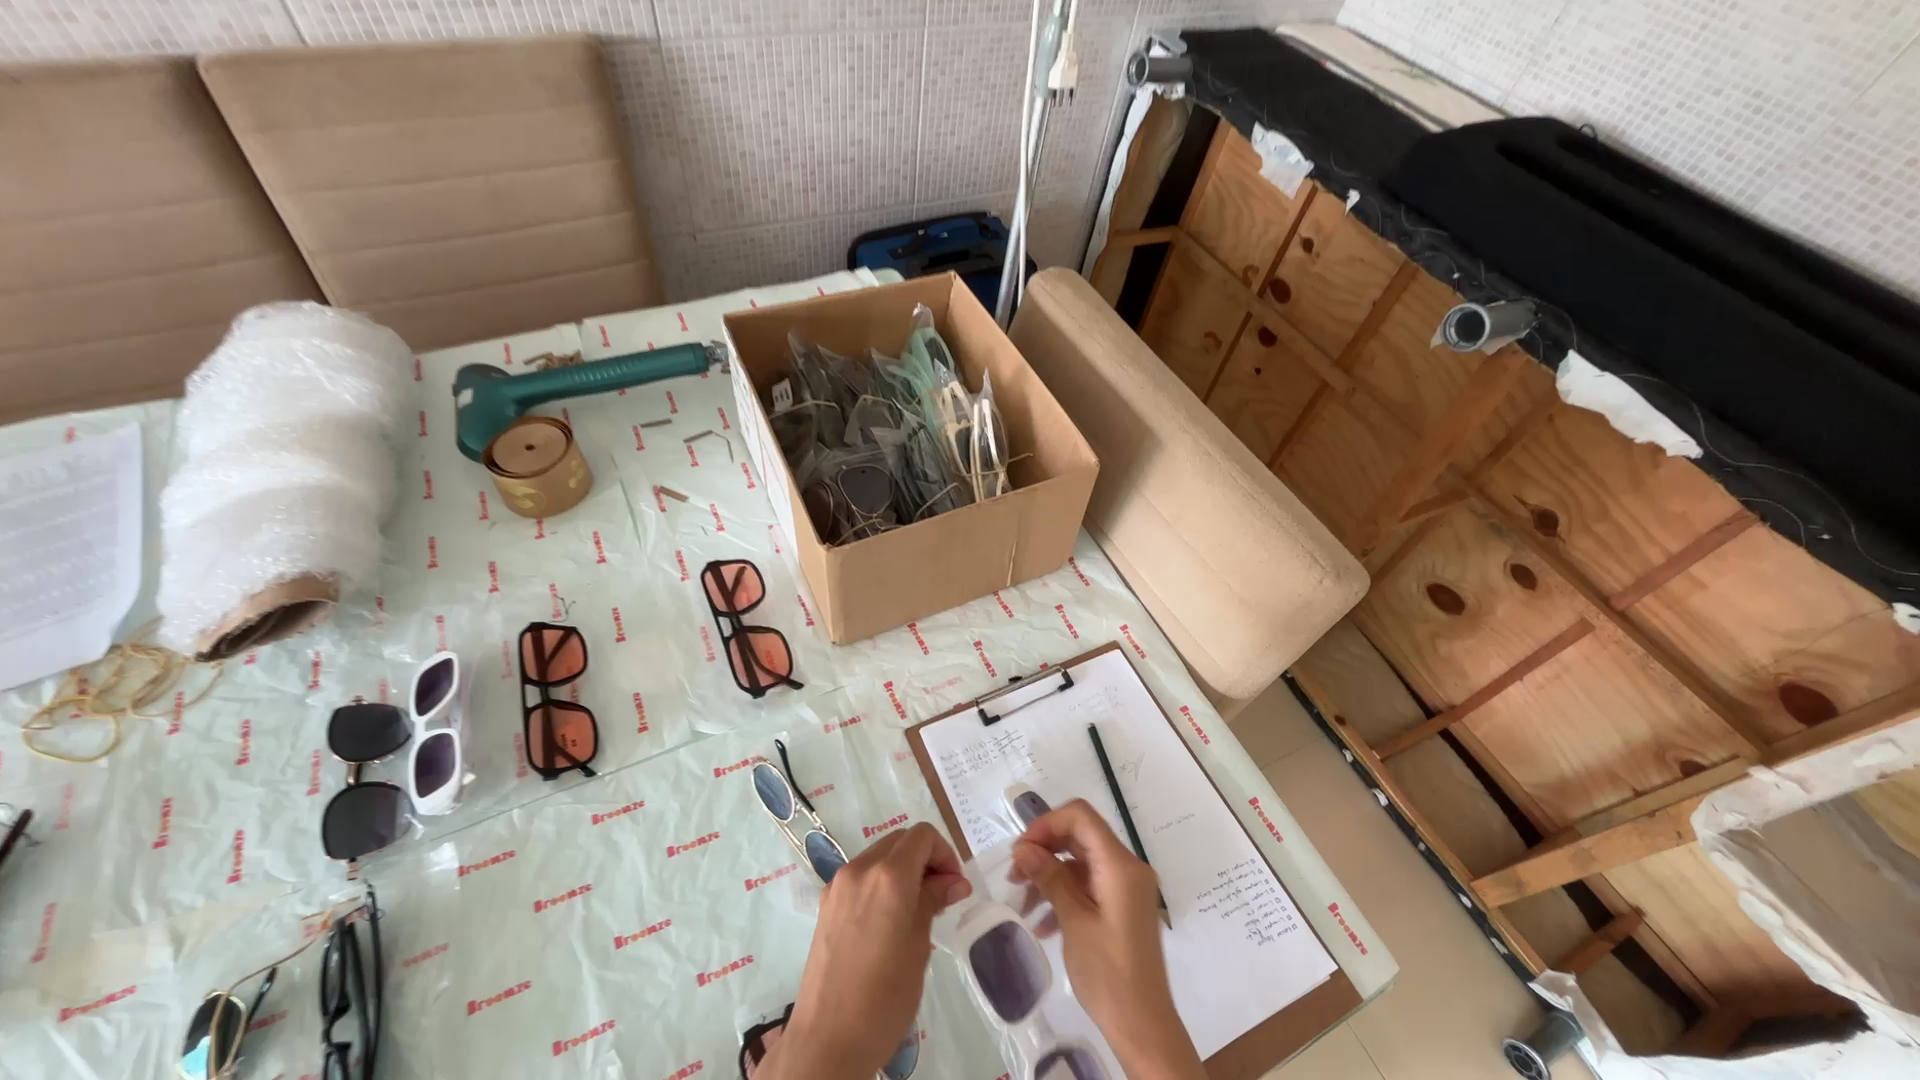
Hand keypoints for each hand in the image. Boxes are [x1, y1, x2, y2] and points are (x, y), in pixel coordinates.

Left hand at [761, 823, 972, 1079]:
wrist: (827, 1038)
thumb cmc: (884, 997)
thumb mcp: (919, 946)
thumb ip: (933, 901)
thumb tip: (953, 880)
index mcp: (888, 877)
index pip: (922, 836)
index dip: (945, 853)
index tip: (954, 886)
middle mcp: (859, 870)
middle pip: (900, 840)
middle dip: (925, 858)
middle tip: (942, 895)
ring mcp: (838, 885)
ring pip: (879, 855)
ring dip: (903, 868)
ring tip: (917, 909)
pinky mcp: (826, 904)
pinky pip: (861, 876)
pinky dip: (882, 882)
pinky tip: (890, 918)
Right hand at [1011, 800, 1204, 1079]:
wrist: (1143, 1024)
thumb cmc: (1109, 973)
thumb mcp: (1074, 922)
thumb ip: (1051, 878)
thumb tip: (1025, 848)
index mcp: (1120, 865)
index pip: (1080, 816)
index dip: (1046, 824)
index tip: (1020, 851)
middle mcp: (1127, 868)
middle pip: (1079, 837)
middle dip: (1043, 849)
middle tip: (1014, 875)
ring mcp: (1126, 888)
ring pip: (1080, 862)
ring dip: (1049, 875)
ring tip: (1021, 902)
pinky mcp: (1121, 907)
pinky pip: (1088, 886)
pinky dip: (1063, 894)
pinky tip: (1041, 923)